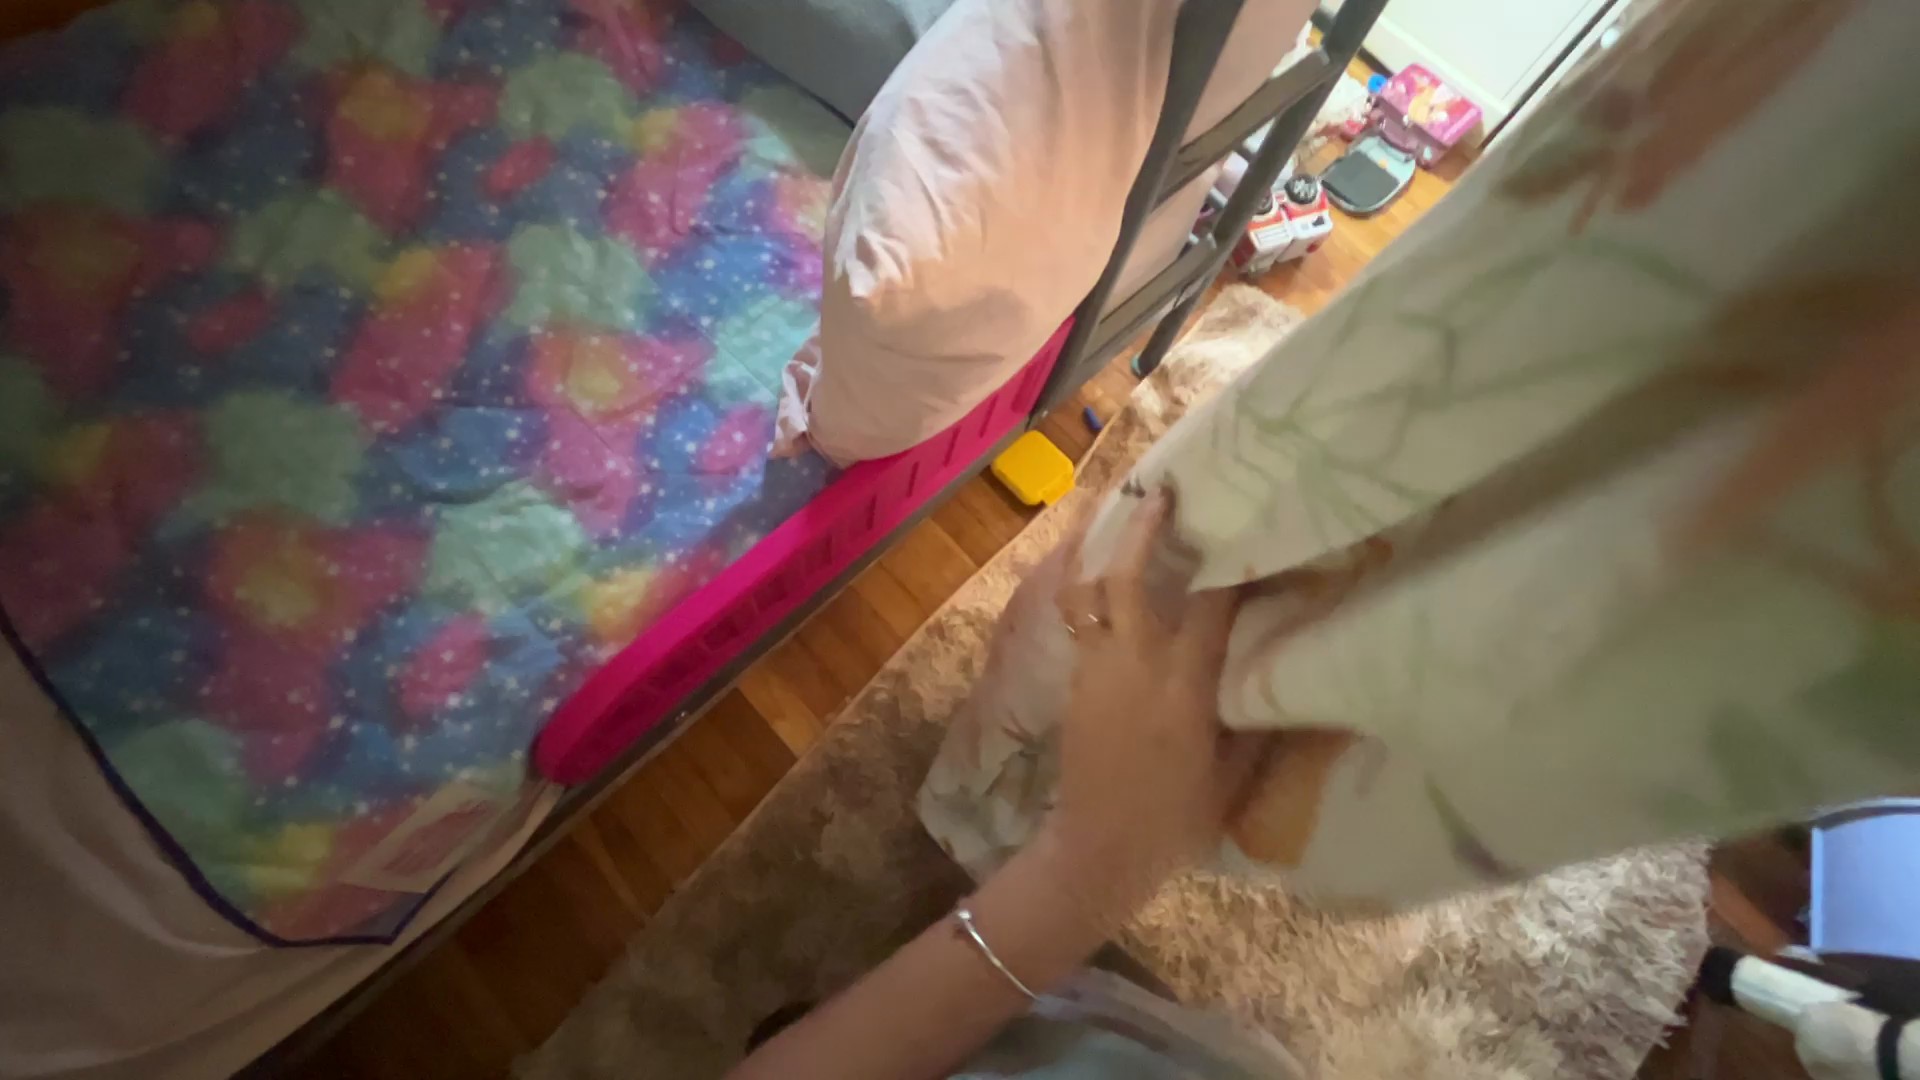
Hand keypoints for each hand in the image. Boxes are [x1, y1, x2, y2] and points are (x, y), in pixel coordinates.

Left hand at [1041, 488, 1257, 914]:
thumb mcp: (1234, 780)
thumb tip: (1302, 686)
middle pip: (1127, 578)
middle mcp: (1133, 664)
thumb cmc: (1175, 820)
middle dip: (1140, 529)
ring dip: (1098, 548)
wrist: (1097, 847)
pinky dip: (1084, 584)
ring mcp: (1094, 668)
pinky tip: (1095, 569)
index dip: (1231, 567)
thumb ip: (1264, 726)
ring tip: (1109, 512)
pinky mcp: (1073, 678)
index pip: (1210, 607)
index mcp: (1182, 688)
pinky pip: (1076, 617)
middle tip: (1156, 492)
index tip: (1247, 533)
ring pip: (1088, 591)